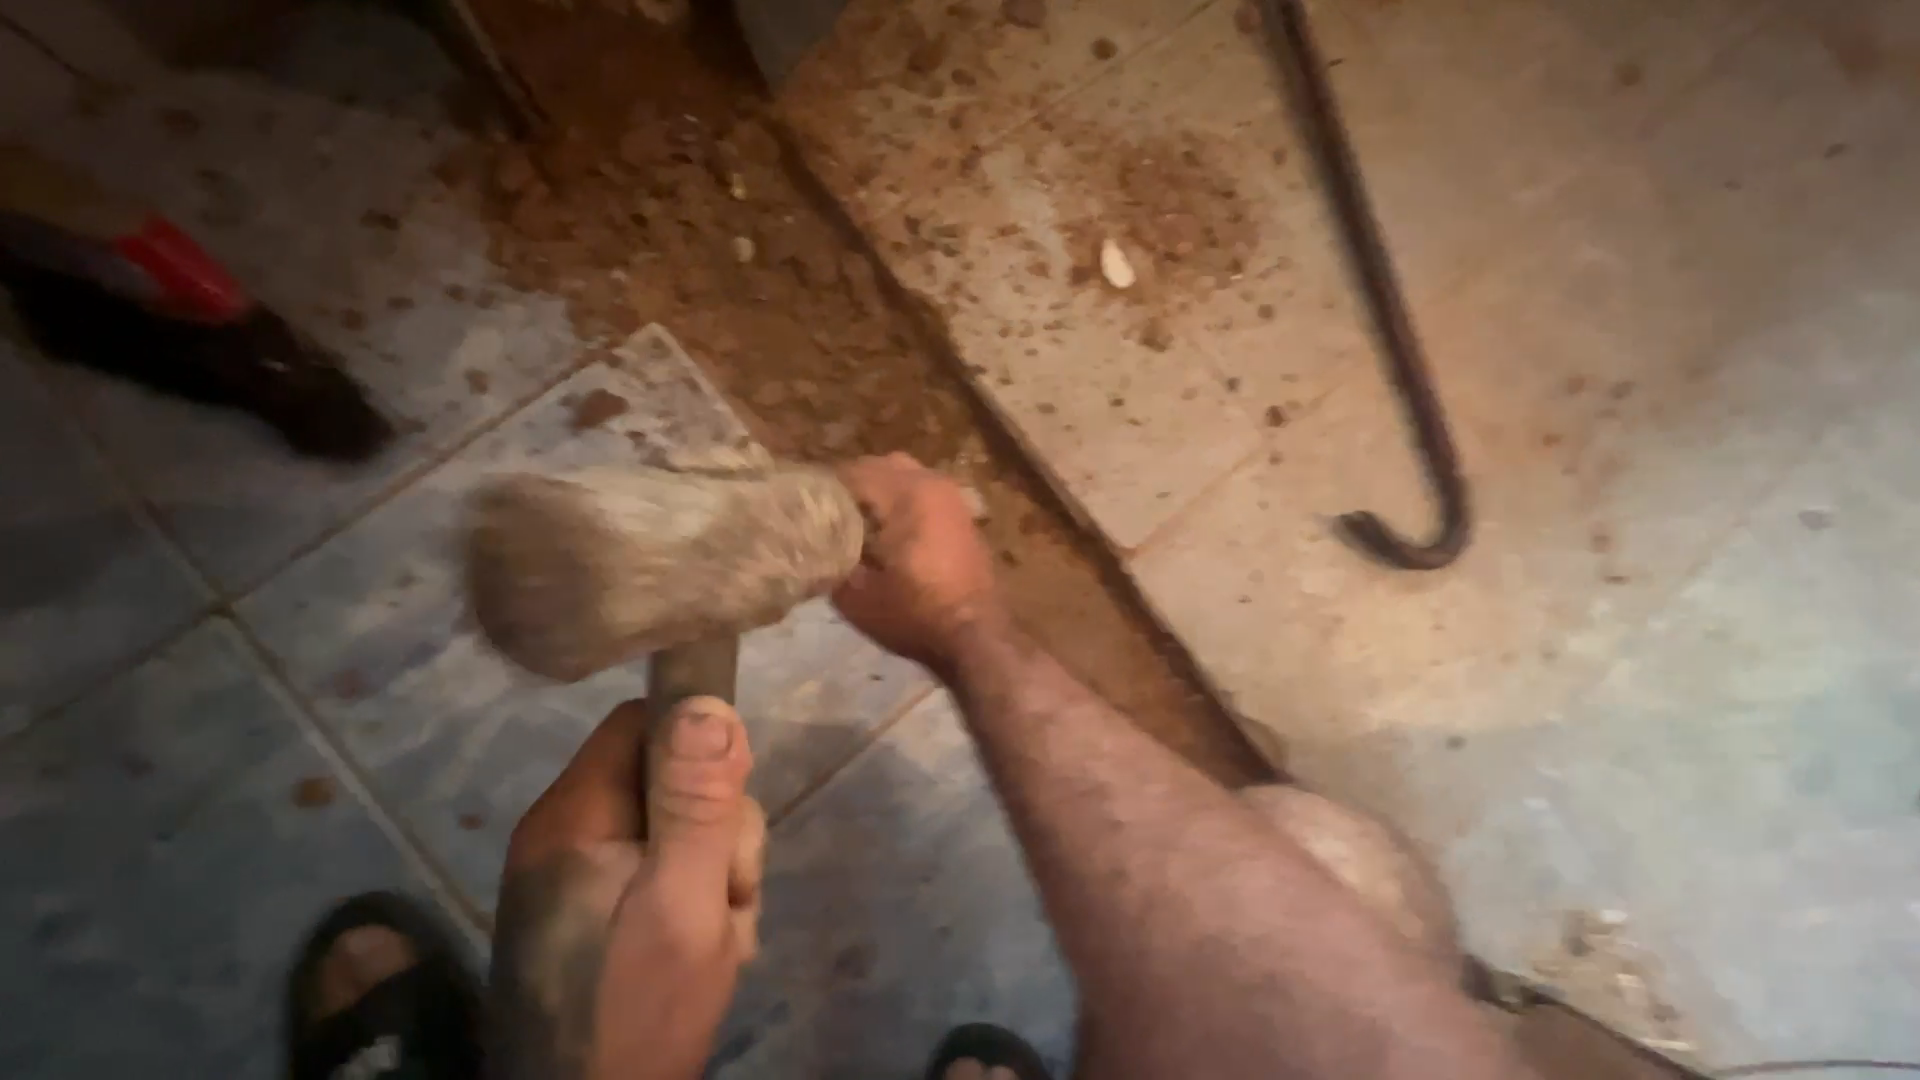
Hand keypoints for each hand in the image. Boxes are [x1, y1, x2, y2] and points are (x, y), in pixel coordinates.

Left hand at [489, 696, 764, 1079]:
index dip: (697, 745)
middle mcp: (570, 832)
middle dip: (720, 827)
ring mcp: (584, 874)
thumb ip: (697, 804)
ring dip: (719, 869)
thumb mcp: (682, 899)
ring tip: (722, 932)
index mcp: (573, 815)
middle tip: (729, 890)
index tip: (729, 801)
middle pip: (670, 776)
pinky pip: (668, 868)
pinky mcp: (600, 908)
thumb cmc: (635, 1008)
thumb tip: (707, 701)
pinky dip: (702, 897)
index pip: (640, 723)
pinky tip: (711, 943)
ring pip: (680, 825)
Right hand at [832, 453, 1004, 668]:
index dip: (824, 491)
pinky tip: (889, 532)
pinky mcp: (962, 514)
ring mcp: (952, 496)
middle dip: (852, 486)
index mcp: (906, 493)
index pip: (852, 473)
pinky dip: (903, 501)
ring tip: (858, 524)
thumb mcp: (857, 596)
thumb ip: (830, 561)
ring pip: (905, 475)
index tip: (806, 512)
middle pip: (879, 466)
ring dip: (879, 491)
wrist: (976, 634)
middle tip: (829, 516)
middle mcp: (931, 483)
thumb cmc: (915, 614)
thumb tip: (813, 545)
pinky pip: (924, 491)